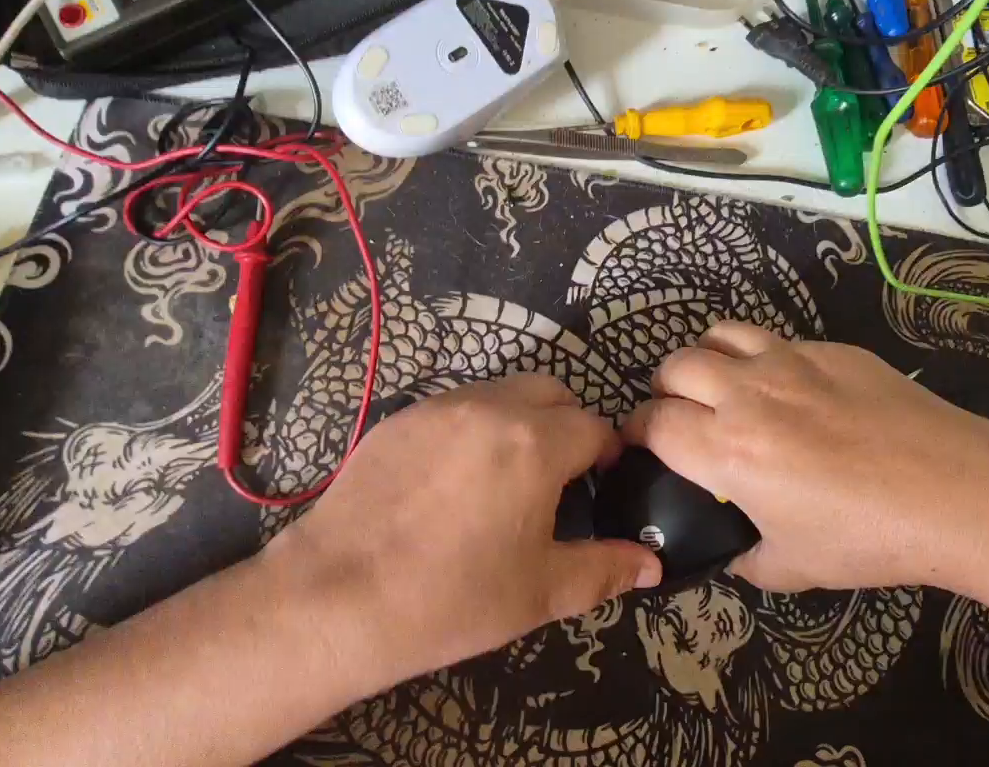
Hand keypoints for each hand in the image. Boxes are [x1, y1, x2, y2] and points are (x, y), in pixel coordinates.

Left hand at [258, 373, 660, 686]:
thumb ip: (605, 570)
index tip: (600, 485)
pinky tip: (453, 478)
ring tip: (506, 474)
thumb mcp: (539, 592)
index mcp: (537, 443)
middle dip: (568, 423)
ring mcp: (442, 406)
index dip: (607, 455)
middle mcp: (494, 408)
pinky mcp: (401, 417)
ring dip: (522, 418)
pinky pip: (456, 406)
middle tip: (559, 475)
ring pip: (502, 392)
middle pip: (552, 391)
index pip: (594, 427)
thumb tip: (653, 564)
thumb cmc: (451, 597)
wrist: (334, 596)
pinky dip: (474, 426)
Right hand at [623, 322, 988, 593]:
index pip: (653, 422)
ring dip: (708, 358)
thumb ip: (744, 555)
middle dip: (666, 390)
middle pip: (676, 366)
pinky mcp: (830, 348)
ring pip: (721, 334)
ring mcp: (790, 361)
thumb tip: (729, 549)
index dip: (634, 431)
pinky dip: (764, 358)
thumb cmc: (867, 538)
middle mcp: (747, 393)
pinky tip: (795, 390)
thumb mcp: (793, 566)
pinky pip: (778, 340)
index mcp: (727, 449)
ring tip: (725, 384)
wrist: (954, 491)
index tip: (638, 443)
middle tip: (683, 415)